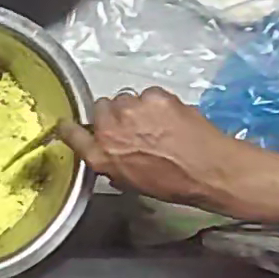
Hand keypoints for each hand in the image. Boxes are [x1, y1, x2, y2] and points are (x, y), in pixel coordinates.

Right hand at [56, 87, 274, 215]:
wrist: (209, 169)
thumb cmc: (173, 183)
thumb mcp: (131, 182)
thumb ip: (111, 163)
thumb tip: (109, 153)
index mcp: (101, 156)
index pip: (71, 133)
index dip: (69, 127)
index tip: (69, 125)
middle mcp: (111, 130)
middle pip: (100, 108)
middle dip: (113, 115)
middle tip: (133, 128)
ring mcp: (133, 110)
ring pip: (125, 98)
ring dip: (135, 108)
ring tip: (155, 124)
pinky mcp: (155, 96)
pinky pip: (148, 94)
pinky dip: (156, 103)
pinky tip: (170, 118)